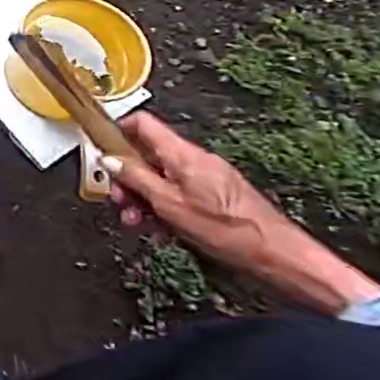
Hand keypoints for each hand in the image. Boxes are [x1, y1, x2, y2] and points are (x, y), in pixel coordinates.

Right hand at [105, 112, 379, 314]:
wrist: (279, 256)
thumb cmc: (229, 230)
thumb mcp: (169, 204)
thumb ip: (135, 179)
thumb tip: (110, 160)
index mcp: (183, 155)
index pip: (141, 123)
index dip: (117, 131)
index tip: (100, 148)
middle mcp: (195, 160)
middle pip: (147, 155)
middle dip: (127, 178)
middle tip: (119, 201)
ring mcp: (206, 177)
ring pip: (160, 177)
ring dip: (143, 197)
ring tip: (137, 222)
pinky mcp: (215, 194)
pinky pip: (177, 191)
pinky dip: (163, 206)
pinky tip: (161, 228)